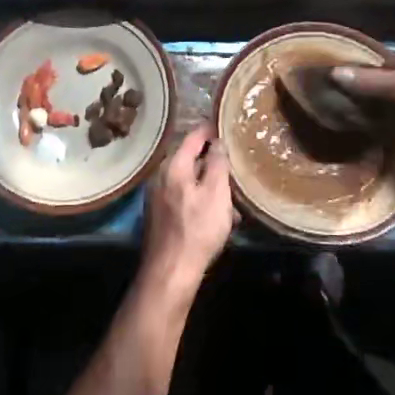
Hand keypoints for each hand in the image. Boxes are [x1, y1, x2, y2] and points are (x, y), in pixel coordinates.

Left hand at [142, 124, 235, 289]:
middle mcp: (161, 177)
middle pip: (190, 160)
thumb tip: (218, 141)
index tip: (225, 123)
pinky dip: (202, 201)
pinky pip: (186, 198)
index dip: (210, 130)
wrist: (170, 271)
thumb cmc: (197, 229)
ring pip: (190, 182)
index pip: (193, 138)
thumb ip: (218, 164)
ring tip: (234, 198)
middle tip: (235, 162)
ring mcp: (159, 197)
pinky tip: (220, 217)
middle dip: (214, 161)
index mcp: (173, 167)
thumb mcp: (216, 194)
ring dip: (212, 186)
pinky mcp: (162, 216)